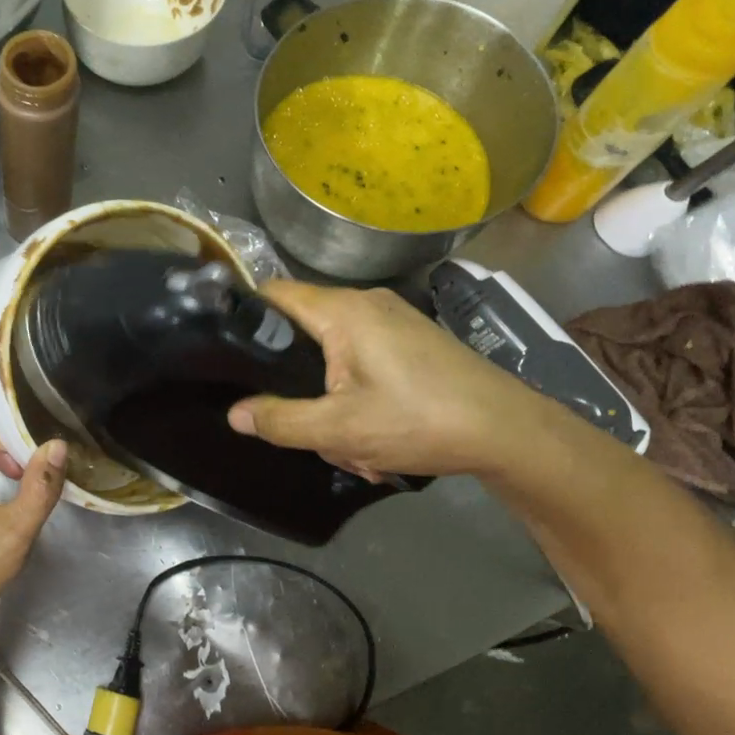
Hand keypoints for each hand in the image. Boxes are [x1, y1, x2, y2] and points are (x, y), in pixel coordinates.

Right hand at [227, 281, 551, 478]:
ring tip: (346, 441)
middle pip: (302, 332)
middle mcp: (367, 305)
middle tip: (297, 420)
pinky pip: (361, 364)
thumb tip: (235, 414)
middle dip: (294, 381)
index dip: (244, 316)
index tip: (225, 351)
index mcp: (344, 312)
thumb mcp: (339, 430)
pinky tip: (371, 436)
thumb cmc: (420, 420)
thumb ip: (280, 421)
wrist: (509, 433)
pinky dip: (357, 399)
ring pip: (332, 357)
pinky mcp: (411, 343)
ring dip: (330, 401)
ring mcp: (393, 322)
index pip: (274, 293)